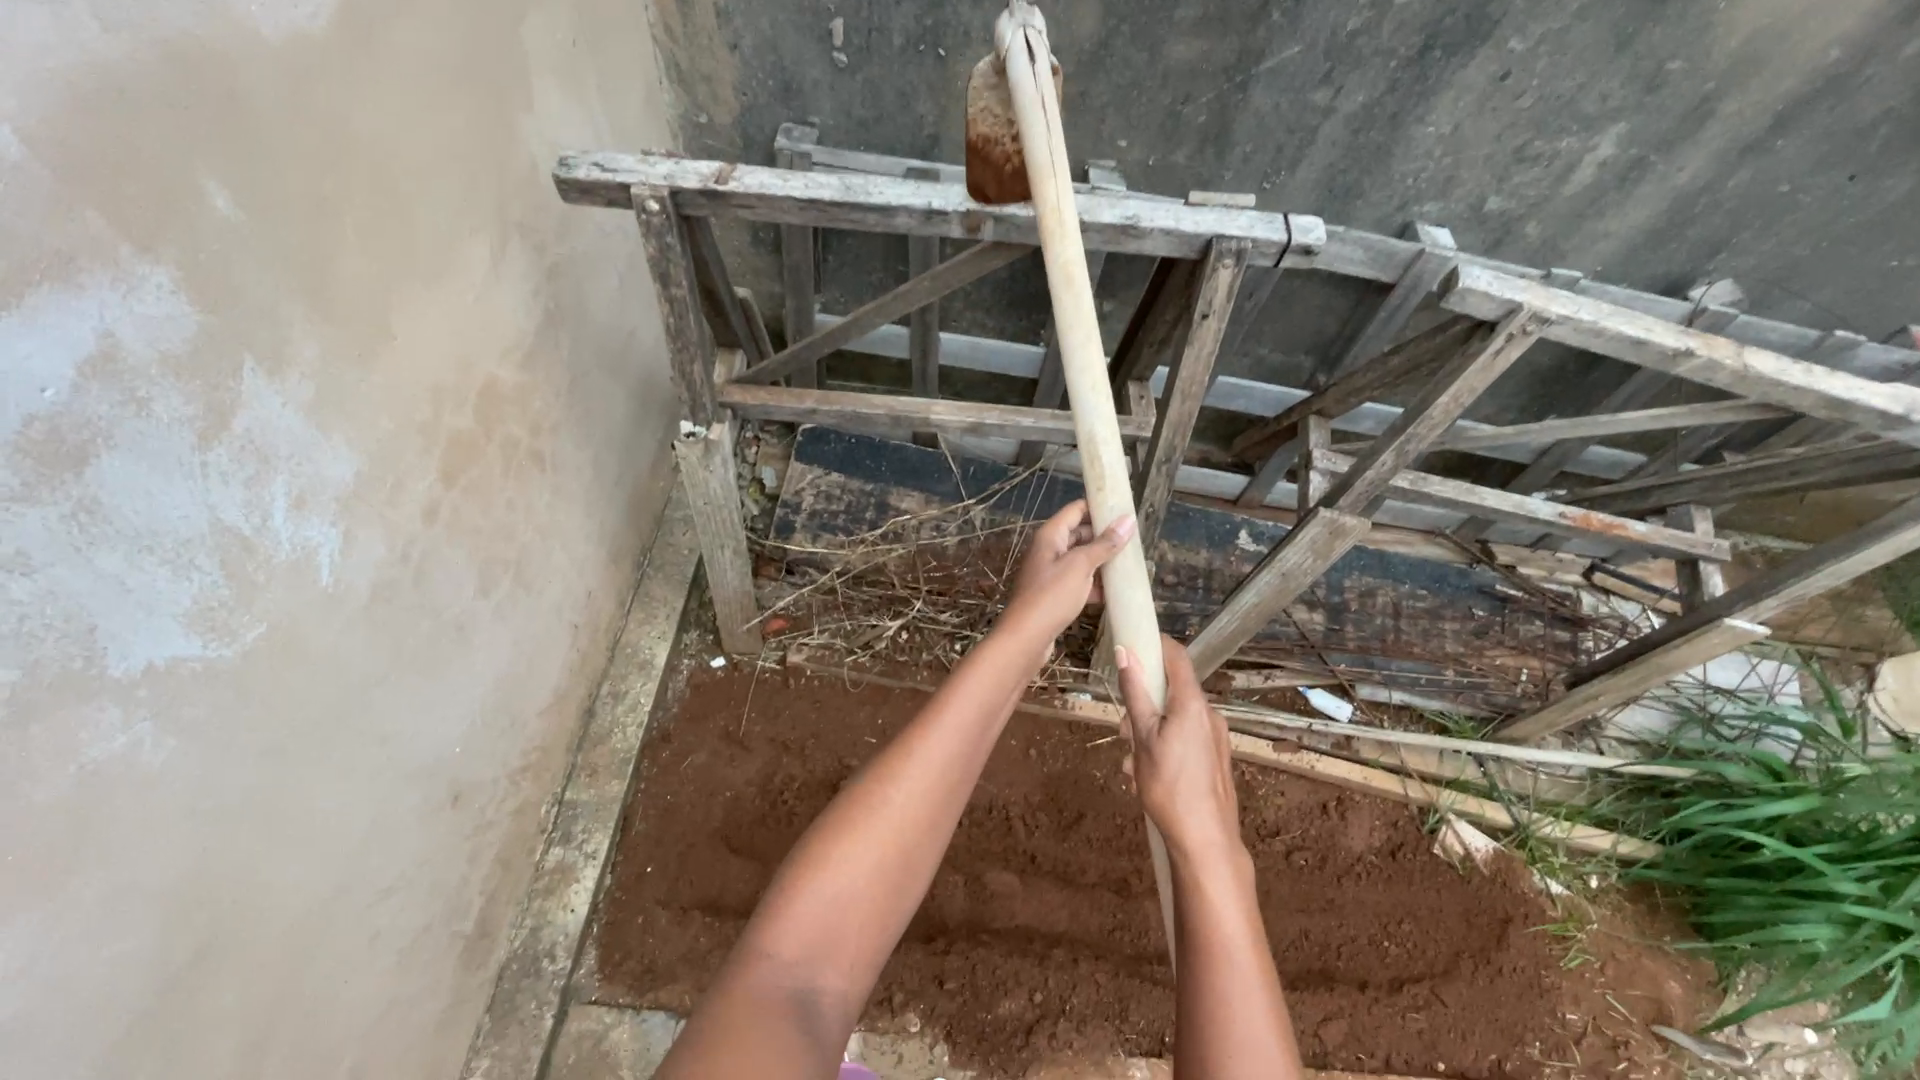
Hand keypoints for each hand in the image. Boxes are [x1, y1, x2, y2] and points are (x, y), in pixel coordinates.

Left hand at [1001, 500, 1134, 641]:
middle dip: (1105, 537)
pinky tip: (1115, 592)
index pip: (1076, 510)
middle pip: (1080, 534)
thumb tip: (1127, 520)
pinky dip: (1095, 585)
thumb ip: (1104, 544)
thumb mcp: (1081, 565)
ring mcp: (1051, 573)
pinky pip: (1079, 583)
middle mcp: (1049, 550)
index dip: (1099, 507)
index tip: (1125, 510)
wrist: (1026, 637)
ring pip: (1081, 560)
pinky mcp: (1055, 595)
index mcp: (1051, 535)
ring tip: (1131, 564)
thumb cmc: (1051, 595)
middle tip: (1134, 540)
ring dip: (1103, 562)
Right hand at [1117, 636, 1242, 861]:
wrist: (1206, 840)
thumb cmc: (1169, 787)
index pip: (1176, 656)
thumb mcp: (1143, 738)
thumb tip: (1125, 653)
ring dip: (1149, 731)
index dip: (1154, 644)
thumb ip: (1135, 694)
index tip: (1131, 642)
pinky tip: (1145, 776)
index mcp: (1192, 704)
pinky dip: (1163, 747)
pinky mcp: (1215, 758)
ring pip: (1174, 719)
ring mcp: (1215, 738)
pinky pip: (1184, 740)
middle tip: (1123, 730)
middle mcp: (1209, 715)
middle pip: (1172, 691)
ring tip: (1131, 763)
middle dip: (1143, 703)